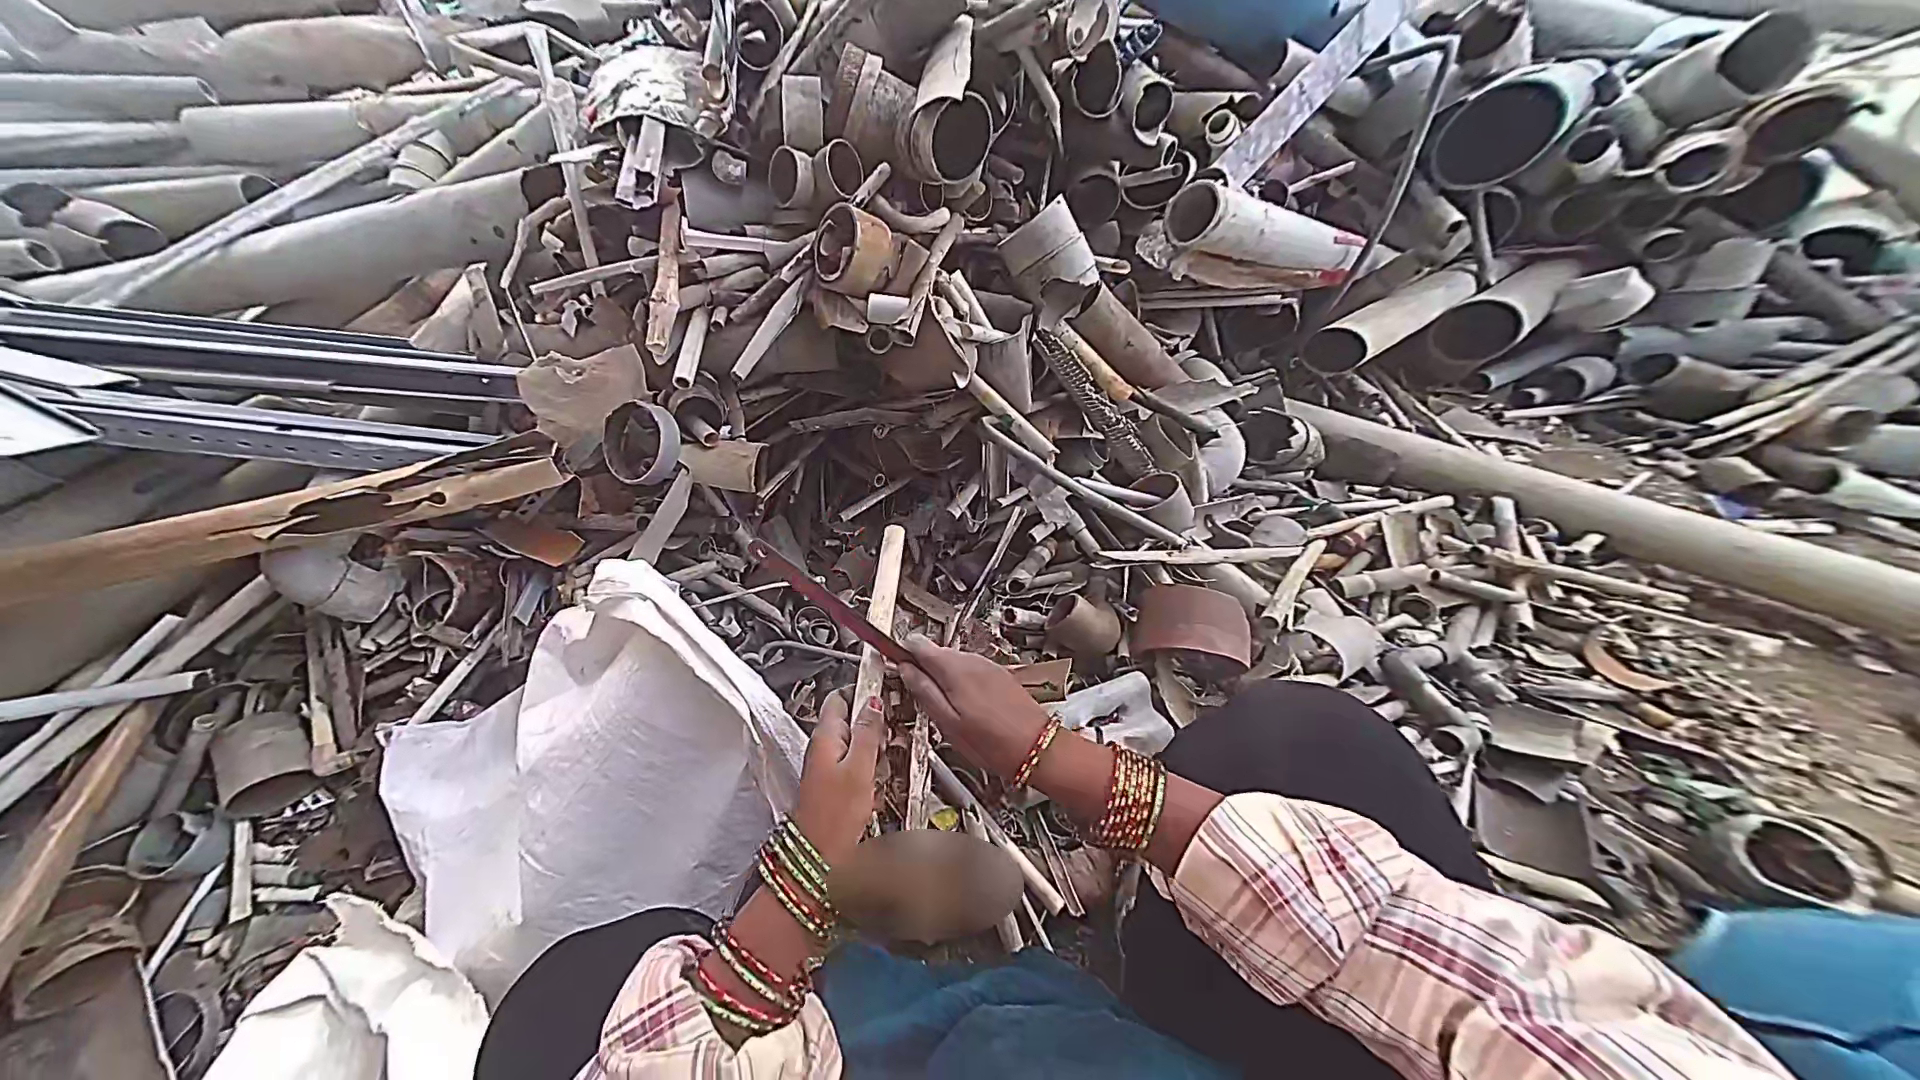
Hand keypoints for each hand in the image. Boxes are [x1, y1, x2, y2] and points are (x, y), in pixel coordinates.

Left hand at [791, 690, 882, 866]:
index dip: (863, 691)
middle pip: (850, 719)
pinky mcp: (835, 784)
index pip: (841, 697)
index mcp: (825, 737)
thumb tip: (873, 703)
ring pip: (855, 742)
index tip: (885, 694)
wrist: (819, 860)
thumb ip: (867, 732)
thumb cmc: (834, 818)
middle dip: (873, 723)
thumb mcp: (859, 768)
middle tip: (890, 733)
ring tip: (885, 760)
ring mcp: (828, 766)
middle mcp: (823, 748)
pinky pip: (856, 764)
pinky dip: (870, 767)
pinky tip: (878, 780)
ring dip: (873, 747)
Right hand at [897, 635, 1051, 780]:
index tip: (895, 666)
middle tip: (921, 700)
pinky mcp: (998, 674)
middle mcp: (971, 659)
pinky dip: (961, 684)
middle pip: (934, 653)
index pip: (917, 642)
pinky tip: (966, 709)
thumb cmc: (993, 742)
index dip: (901, 653)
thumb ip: (922, 691)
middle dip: (923, 671)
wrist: (1035, 747)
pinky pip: (970, 672)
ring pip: (952, 663)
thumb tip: (905, 670)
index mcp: (953, 668)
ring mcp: (986, 665)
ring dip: (943, 679)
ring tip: (947, 710)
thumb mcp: (946, 722)